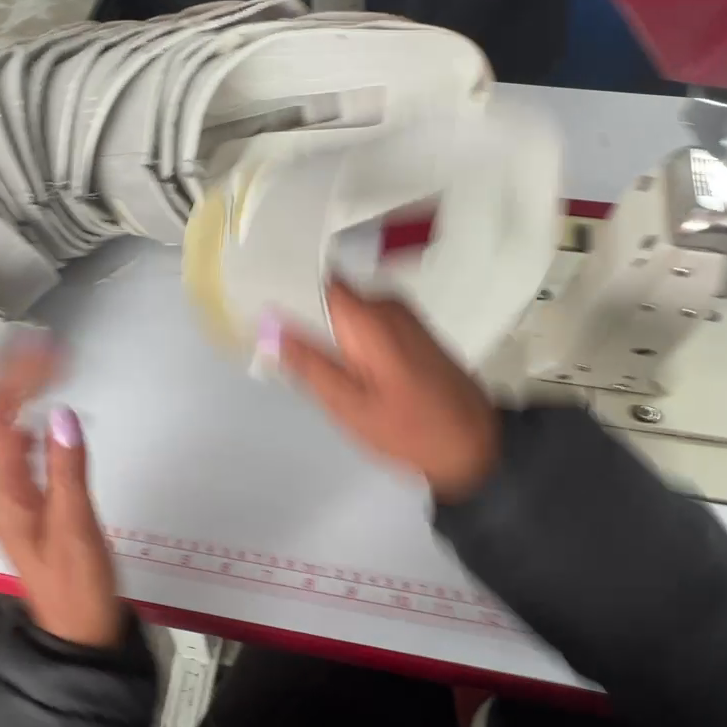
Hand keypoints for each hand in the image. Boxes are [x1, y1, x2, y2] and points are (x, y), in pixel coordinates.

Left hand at [0, 341, 124, 647]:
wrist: (77, 633)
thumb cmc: (77, 584)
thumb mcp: (76, 527)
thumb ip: (69, 471)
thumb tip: (63, 415)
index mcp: (5, 493)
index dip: (13, 378)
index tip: (44, 348)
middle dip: (14, 377)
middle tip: (48, 346)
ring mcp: (12, 495)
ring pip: (4, 430)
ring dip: (20, 393)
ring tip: (48, 363)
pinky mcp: (28, 501)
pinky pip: (19, 446)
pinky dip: (31, 418)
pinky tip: (48, 410)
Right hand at [263, 281, 498, 502]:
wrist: (475, 446)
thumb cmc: (410, 430)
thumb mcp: (349, 406)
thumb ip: (308, 364)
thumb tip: (268, 327)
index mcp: (369, 317)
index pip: (314, 280)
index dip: (282, 285)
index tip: (250, 295)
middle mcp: (387, 304)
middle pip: (328, 294)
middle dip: (297, 313)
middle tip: (264, 337)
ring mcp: (402, 316)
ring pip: (344, 310)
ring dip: (320, 328)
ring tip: (291, 353)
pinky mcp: (410, 331)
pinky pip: (363, 322)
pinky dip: (343, 337)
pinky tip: (330, 362)